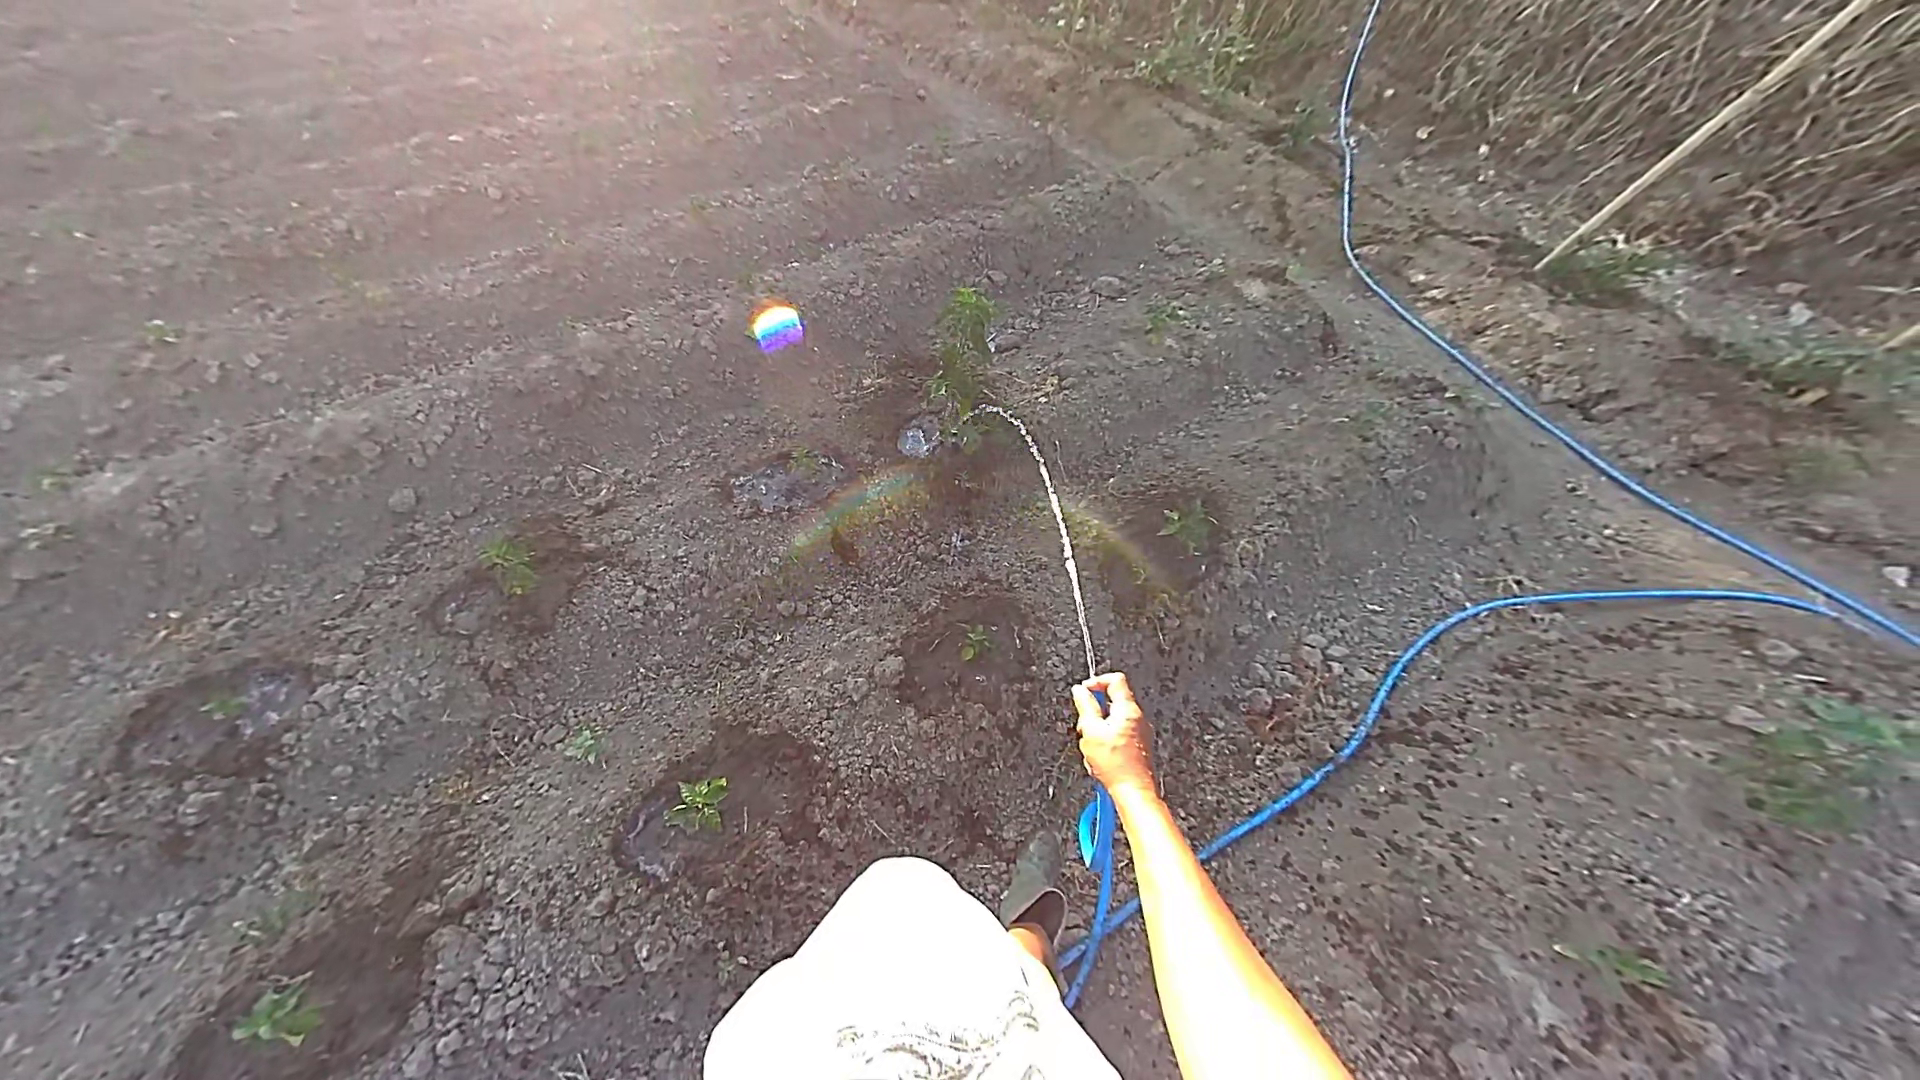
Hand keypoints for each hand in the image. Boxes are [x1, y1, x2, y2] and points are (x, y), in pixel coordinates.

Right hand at [1072, 672, 1154, 796]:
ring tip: (1093, 747)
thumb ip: (1085, 706)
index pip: (1115, 680)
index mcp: (1128, 709)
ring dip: (1098, 730)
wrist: (1133, 792)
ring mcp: (1140, 733)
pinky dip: (1106, 741)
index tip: (1083, 693)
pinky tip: (1100, 757)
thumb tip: (1079, 690)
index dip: (1096, 682)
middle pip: (1112, 701)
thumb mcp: (1091, 731)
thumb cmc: (1115, 765)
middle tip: (1086, 727)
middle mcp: (1137, 718)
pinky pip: (1118, 735)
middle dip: (1094, 712)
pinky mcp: (1138, 747)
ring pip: (1112, 720)